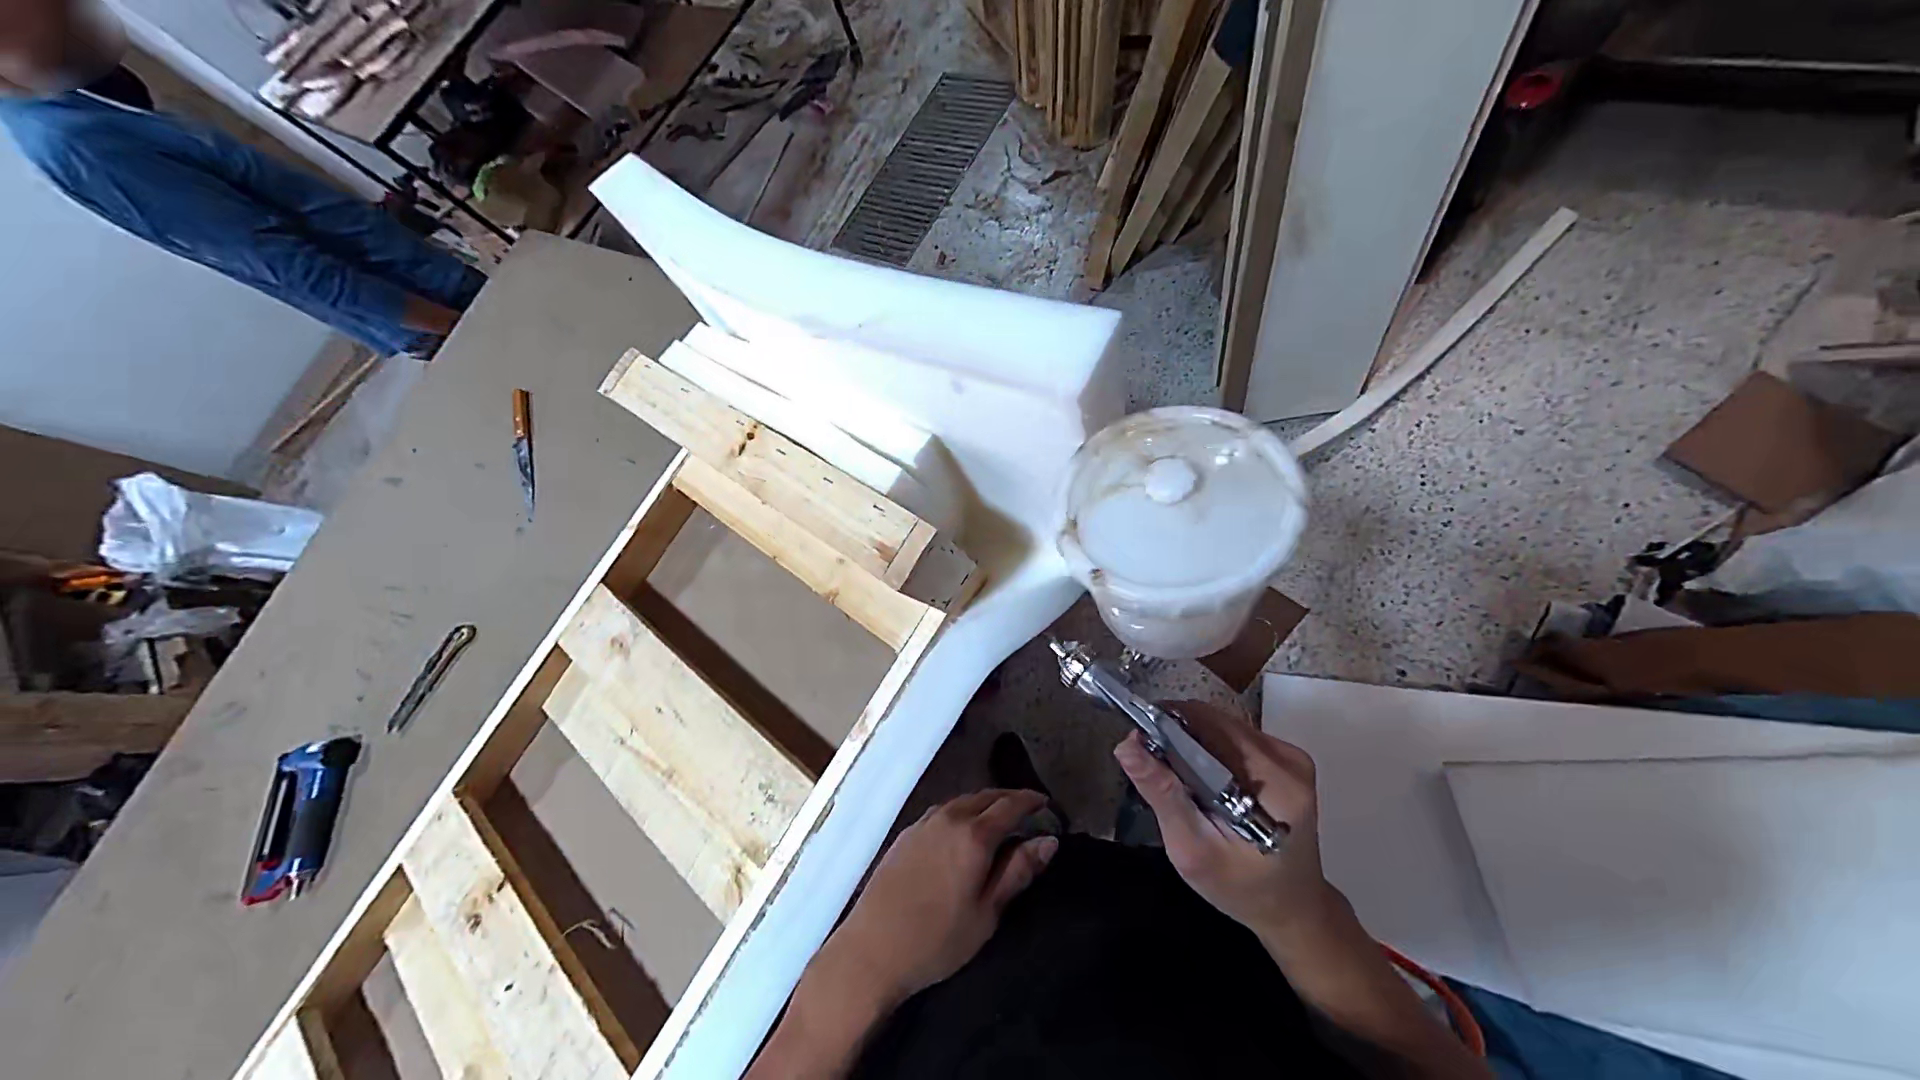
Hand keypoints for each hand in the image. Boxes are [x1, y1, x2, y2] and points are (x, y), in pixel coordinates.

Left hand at [811, 789, 1059, 1008]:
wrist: (872, 949)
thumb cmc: (937, 939)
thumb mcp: (987, 913)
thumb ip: (1017, 872)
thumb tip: (1048, 841)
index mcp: (973, 835)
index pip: (1010, 805)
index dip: (1031, 801)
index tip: (1046, 803)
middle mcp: (948, 818)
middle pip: (985, 797)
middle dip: (1009, 798)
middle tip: (1028, 809)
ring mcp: (923, 823)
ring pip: (962, 801)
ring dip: (984, 803)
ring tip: (999, 817)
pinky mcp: (906, 834)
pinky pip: (943, 810)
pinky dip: (962, 811)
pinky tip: (963, 828)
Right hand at [1113, 701, 1333, 940]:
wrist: (1291, 909)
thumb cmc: (1240, 887)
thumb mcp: (1193, 849)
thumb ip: (1162, 794)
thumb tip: (1126, 745)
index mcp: (1275, 780)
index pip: (1209, 725)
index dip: (1167, 724)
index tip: (1138, 741)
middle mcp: (1288, 759)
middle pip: (1216, 721)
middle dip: (1178, 734)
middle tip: (1152, 764)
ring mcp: (1290, 757)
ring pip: (1222, 725)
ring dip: (1192, 741)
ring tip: (1175, 776)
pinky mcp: (1286, 760)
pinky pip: (1233, 737)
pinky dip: (1208, 749)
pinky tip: (1200, 779)